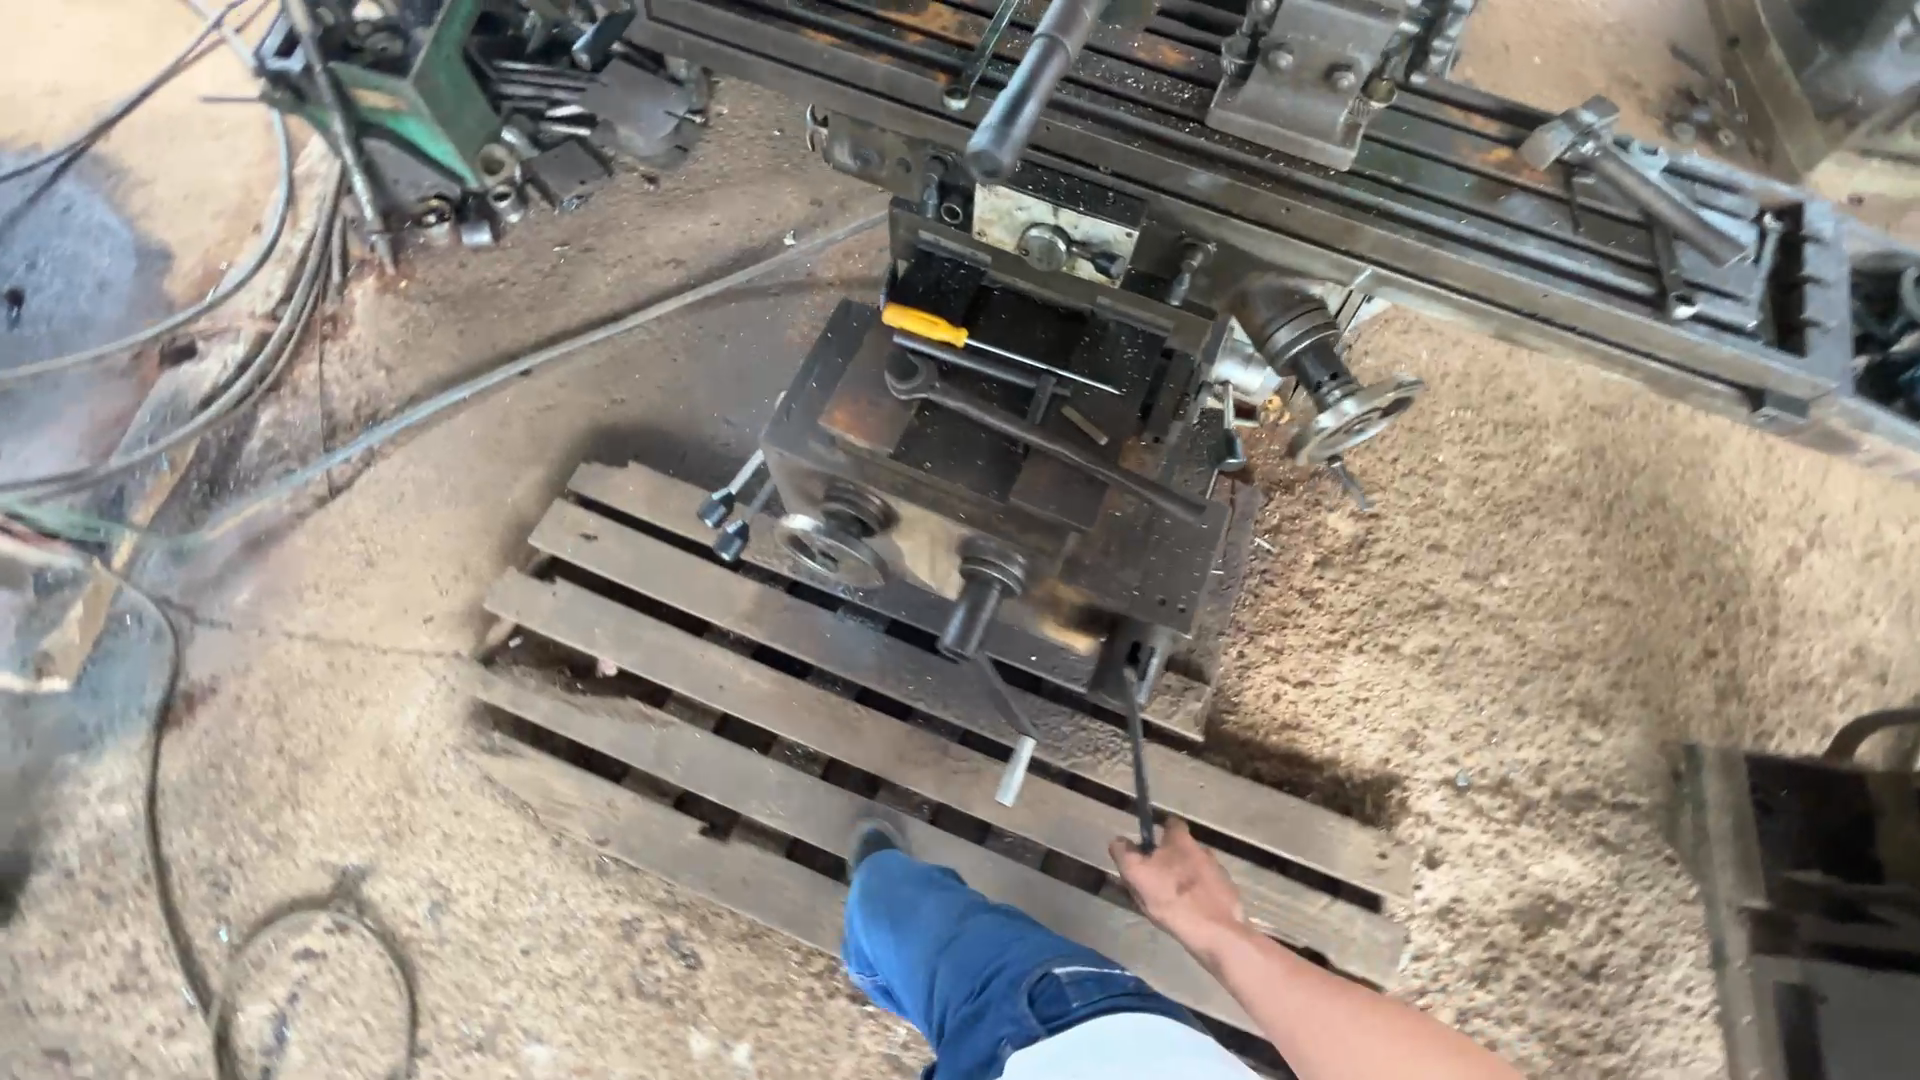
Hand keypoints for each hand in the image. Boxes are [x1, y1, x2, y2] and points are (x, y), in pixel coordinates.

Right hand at [1110, 819, 1248, 959]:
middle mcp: (1203, 850)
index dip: (1161, 832)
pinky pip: (1212, 889)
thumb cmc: (1171, 898)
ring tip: (1177, 899)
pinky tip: (1193, 912)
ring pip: (1199, 869)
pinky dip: (1202, 895)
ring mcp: (1220, 872)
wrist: (1215, 932)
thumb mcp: (1136, 874)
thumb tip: (1118, 840)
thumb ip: (1124, 853)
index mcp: (1181, 841)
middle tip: (1160, 878)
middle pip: (1185, 848)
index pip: (1172, 823)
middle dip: (1174, 859)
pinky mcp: (1230, 894)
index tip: (1152, 847)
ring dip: (1188, 878)